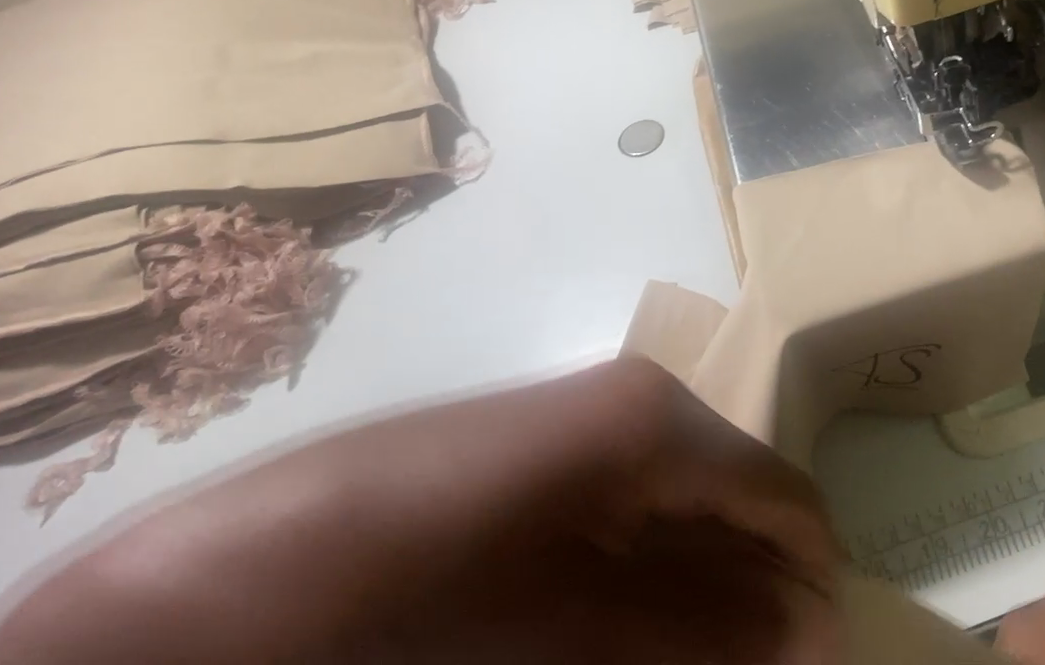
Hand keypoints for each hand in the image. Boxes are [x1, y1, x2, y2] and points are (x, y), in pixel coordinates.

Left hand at [0, 357, 844, 663]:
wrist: (225, 587)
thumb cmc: (422, 598)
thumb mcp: (580, 629)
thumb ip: (707, 630)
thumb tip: (819, 631)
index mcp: (658, 419)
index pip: (785, 493)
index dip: (811, 581)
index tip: (819, 663)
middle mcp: (635, 406)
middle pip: (737, 503)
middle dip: (755, 595)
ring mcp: (585, 430)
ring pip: (683, 516)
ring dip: (700, 596)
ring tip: (691, 664)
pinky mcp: (542, 462)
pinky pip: (629, 523)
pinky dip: (646, 585)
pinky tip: (627, 635)